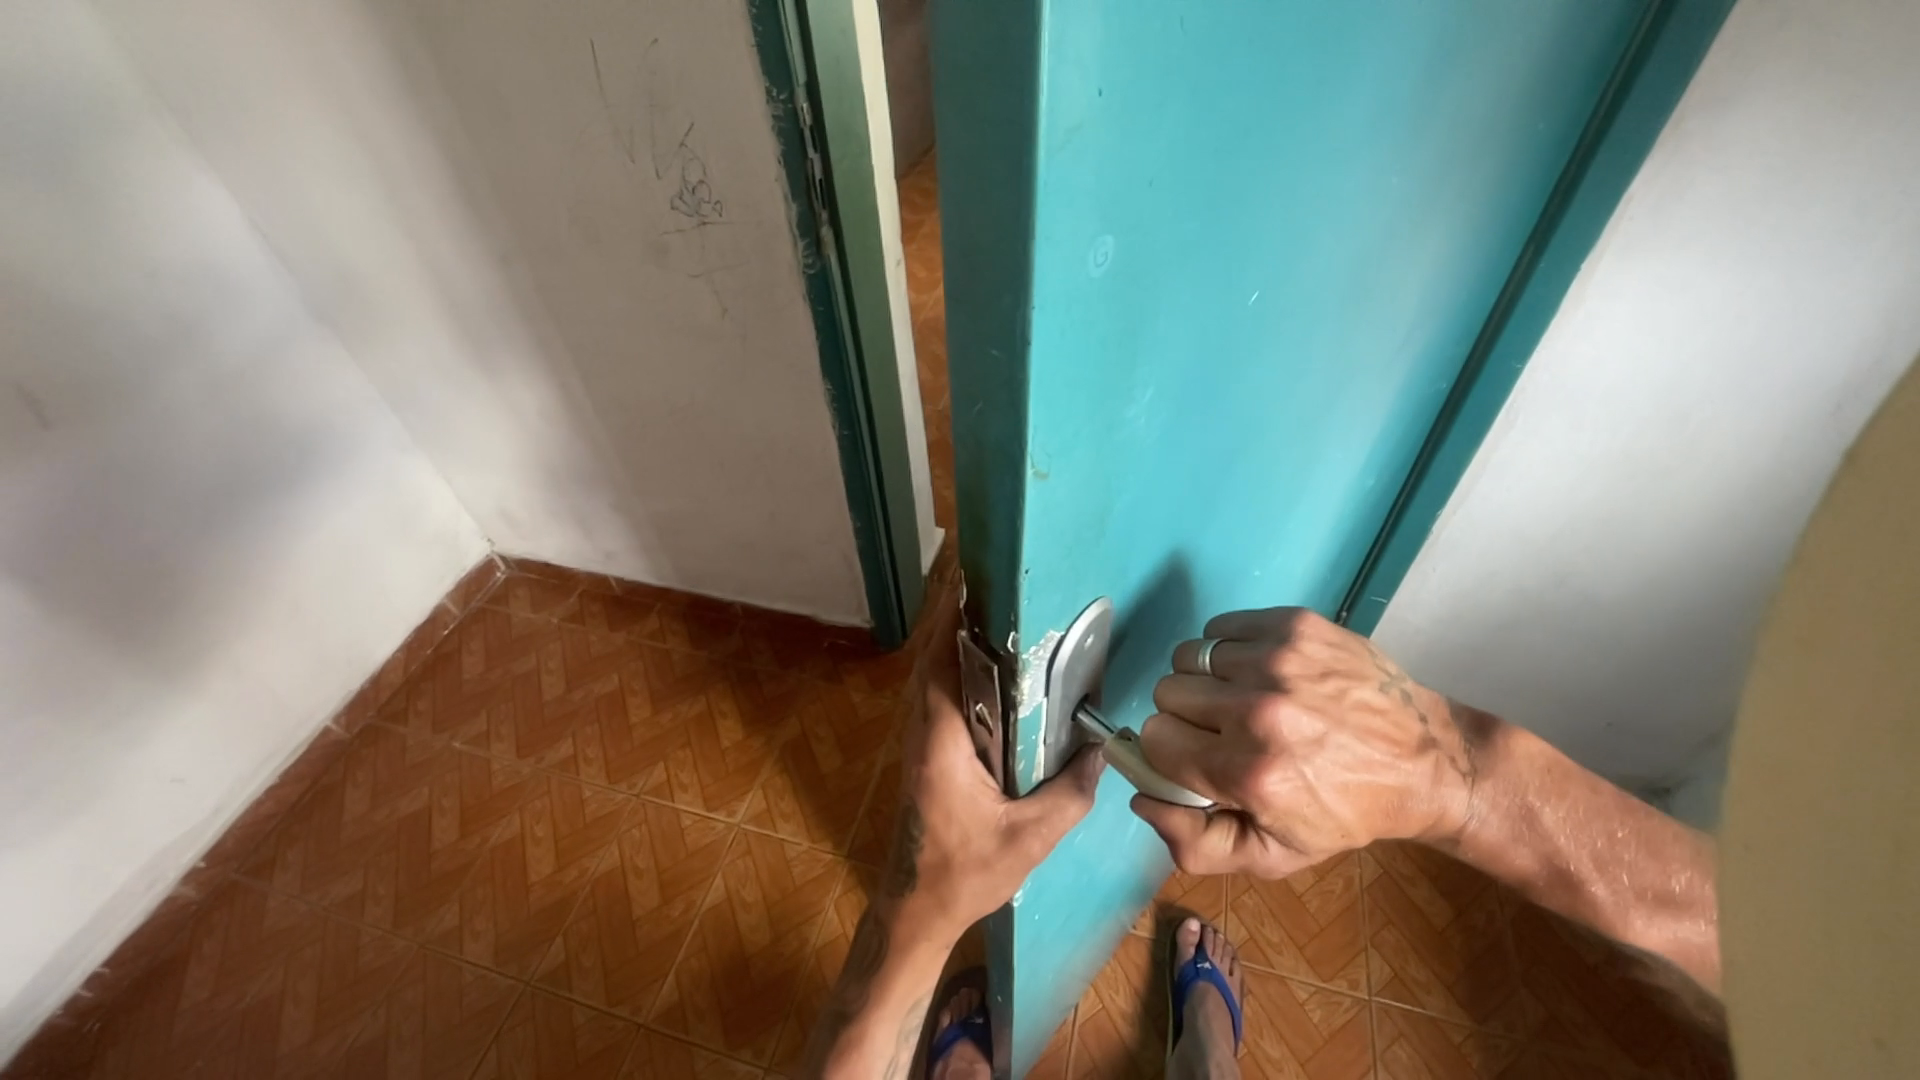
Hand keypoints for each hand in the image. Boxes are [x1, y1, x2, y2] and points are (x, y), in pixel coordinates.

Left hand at [884, 603, 1105, 943]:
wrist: (916, 906)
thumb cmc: (963, 874)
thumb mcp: (1027, 840)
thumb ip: (1069, 796)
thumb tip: (1102, 751)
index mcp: (940, 742)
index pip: (940, 663)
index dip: (952, 619)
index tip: (974, 582)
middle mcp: (923, 730)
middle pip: (932, 656)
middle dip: (954, 615)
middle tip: (991, 581)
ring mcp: (920, 738)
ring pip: (932, 672)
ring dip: (952, 636)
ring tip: (991, 606)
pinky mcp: (927, 749)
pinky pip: (938, 692)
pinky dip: (955, 664)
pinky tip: (988, 662)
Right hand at [1131, 607, 1487, 878]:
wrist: (1428, 761)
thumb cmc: (1345, 812)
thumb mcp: (1272, 854)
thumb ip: (1194, 843)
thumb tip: (1140, 798)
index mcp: (1248, 772)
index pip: (1155, 739)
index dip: (1171, 752)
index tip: (1198, 757)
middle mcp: (1258, 710)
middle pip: (1167, 693)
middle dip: (1187, 715)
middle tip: (1225, 730)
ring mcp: (1277, 660)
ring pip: (1190, 656)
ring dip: (1206, 678)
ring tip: (1243, 696)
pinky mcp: (1294, 624)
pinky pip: (1221, 626)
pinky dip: (1229, 648)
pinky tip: (1260, 670)